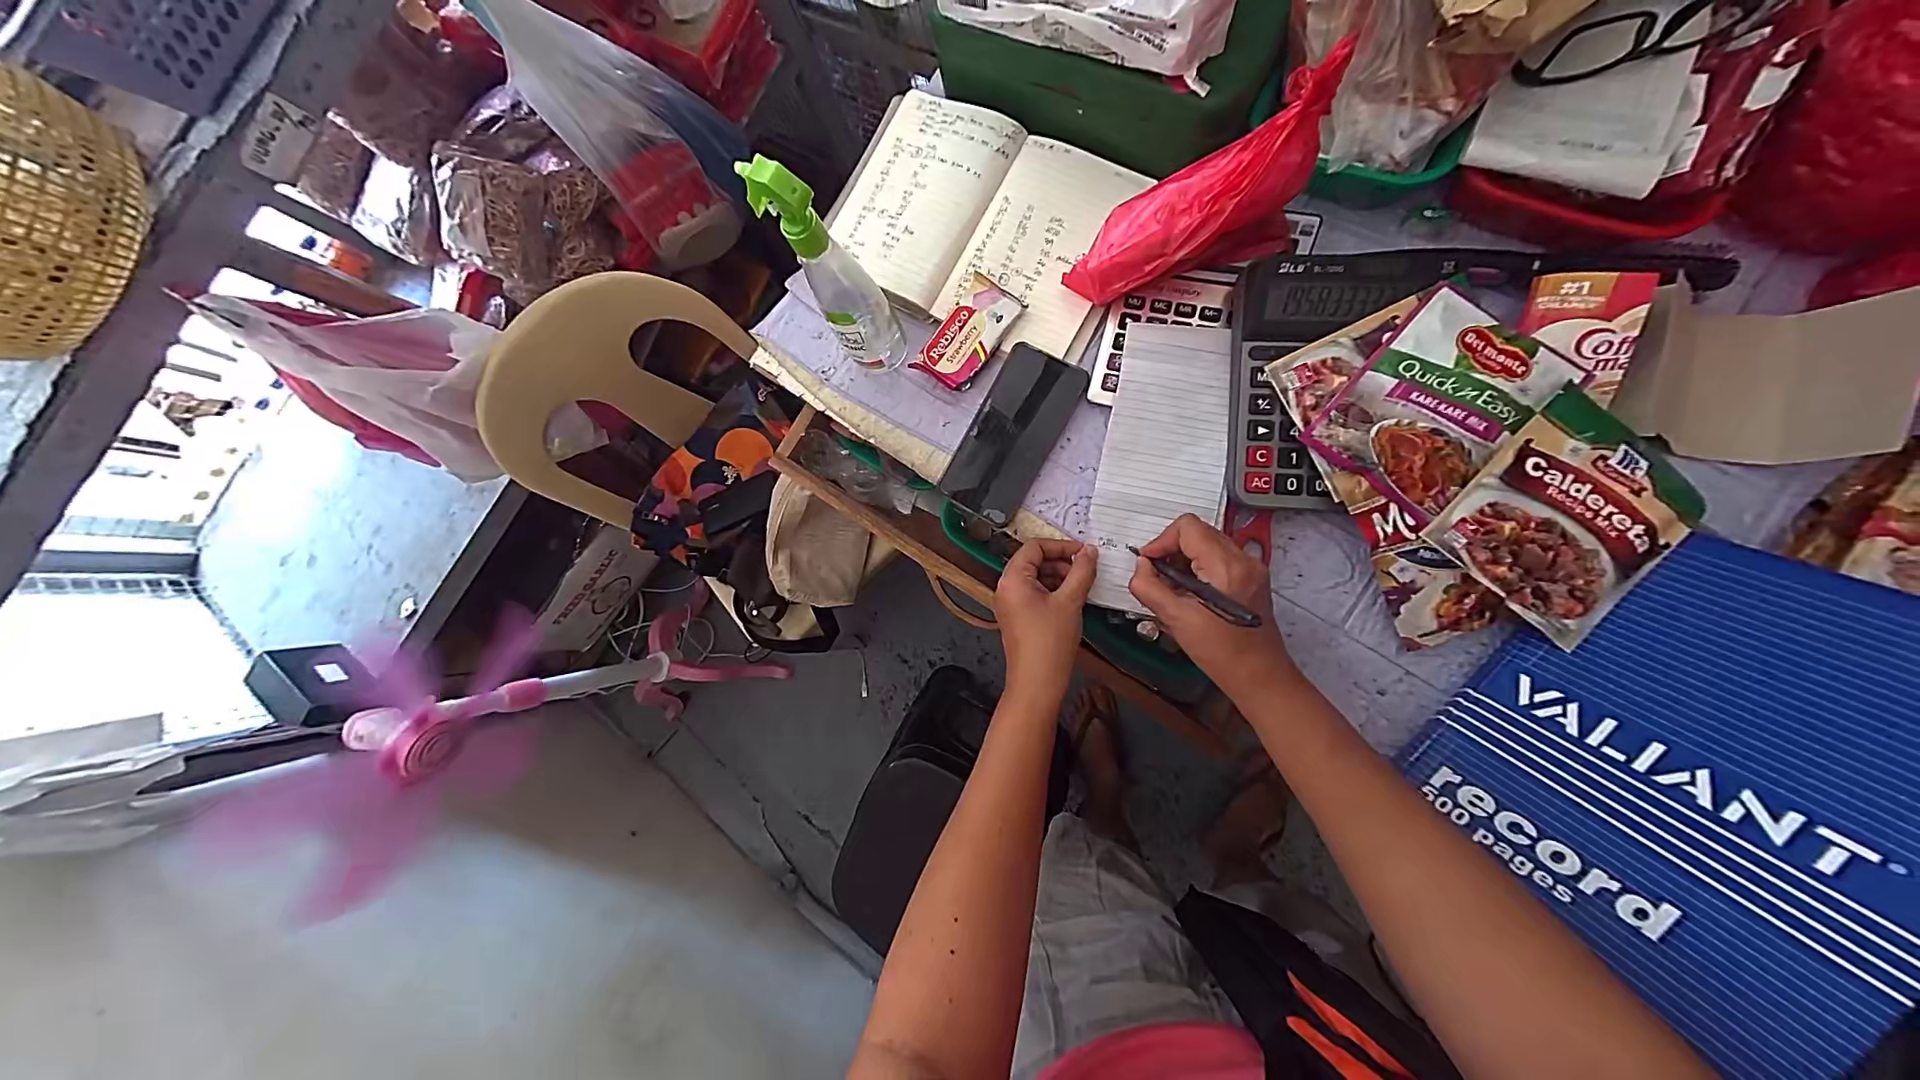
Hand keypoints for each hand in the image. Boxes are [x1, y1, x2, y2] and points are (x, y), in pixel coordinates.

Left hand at [994, 539, 1095, 703]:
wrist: (1037, 681)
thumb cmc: (1048, 645)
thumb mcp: (1070, 601)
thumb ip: (1082, 571)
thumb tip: (1089, 553)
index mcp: (1012, 579)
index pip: (1034, 546)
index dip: (1061, 546)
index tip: (1083, 552)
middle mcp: (1006, 588)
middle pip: (1034, 560)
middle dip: (1061, 562)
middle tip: (1085, 570)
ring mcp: (1010, 603)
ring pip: (1036, 577)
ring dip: (1059, 577)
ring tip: (1081, 587)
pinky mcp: (1017, 616)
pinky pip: (1035, 593)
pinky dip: (1054, 591)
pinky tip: (1072, 600)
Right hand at [1128, 514, 1293, 695]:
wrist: (1259, 676)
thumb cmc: (1222, 653)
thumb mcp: (1175, 619)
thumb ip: (1149, 587)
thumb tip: (1141, 567)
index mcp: (1226, 566)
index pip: (1187, 527)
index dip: (1161, 541)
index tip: (1148, 563)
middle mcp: (1243, 560)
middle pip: (1198, 532)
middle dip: (1171, 550)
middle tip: (1158, 576)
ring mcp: (1251, 568)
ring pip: (1208, 544)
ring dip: (1184, 559)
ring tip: (1173, 588)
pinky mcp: (1252, 578)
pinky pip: (1219, 558)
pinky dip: (1199, 568)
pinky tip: (1190, 593)